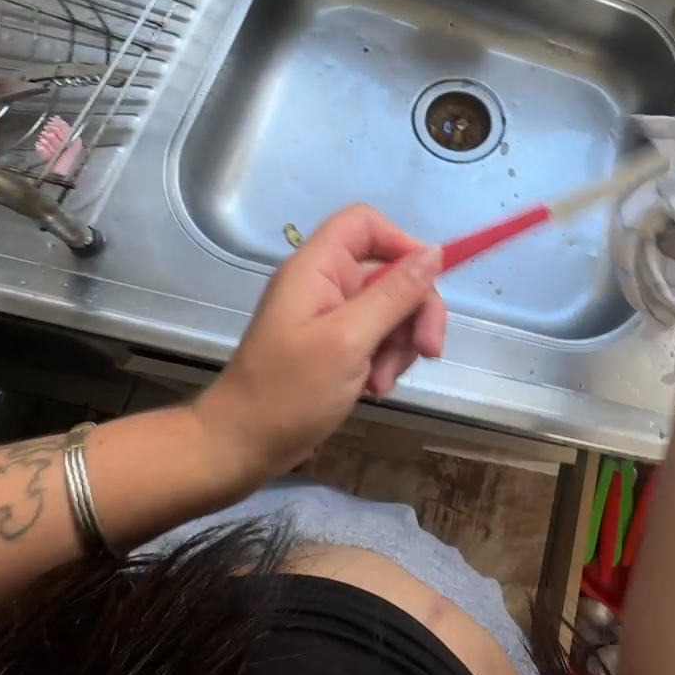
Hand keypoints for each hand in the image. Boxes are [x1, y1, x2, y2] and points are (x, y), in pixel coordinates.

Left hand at [190, 204, 446, 486]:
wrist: (239, 450)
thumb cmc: (287, 393)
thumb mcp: (350, 341)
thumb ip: (394, 294)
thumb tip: (434, 253)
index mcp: (318, 268)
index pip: (366, 224)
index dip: (401, 243)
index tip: (426, 282)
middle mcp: (326, 283)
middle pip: (391, 271)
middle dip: (415, 309)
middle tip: (428, 350)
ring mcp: (332, 315)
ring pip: (392, 307)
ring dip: (402, 343)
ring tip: (385, 381)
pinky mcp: (337, 344)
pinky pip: (380, 335)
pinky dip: (387, 359)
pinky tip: (376, 388)